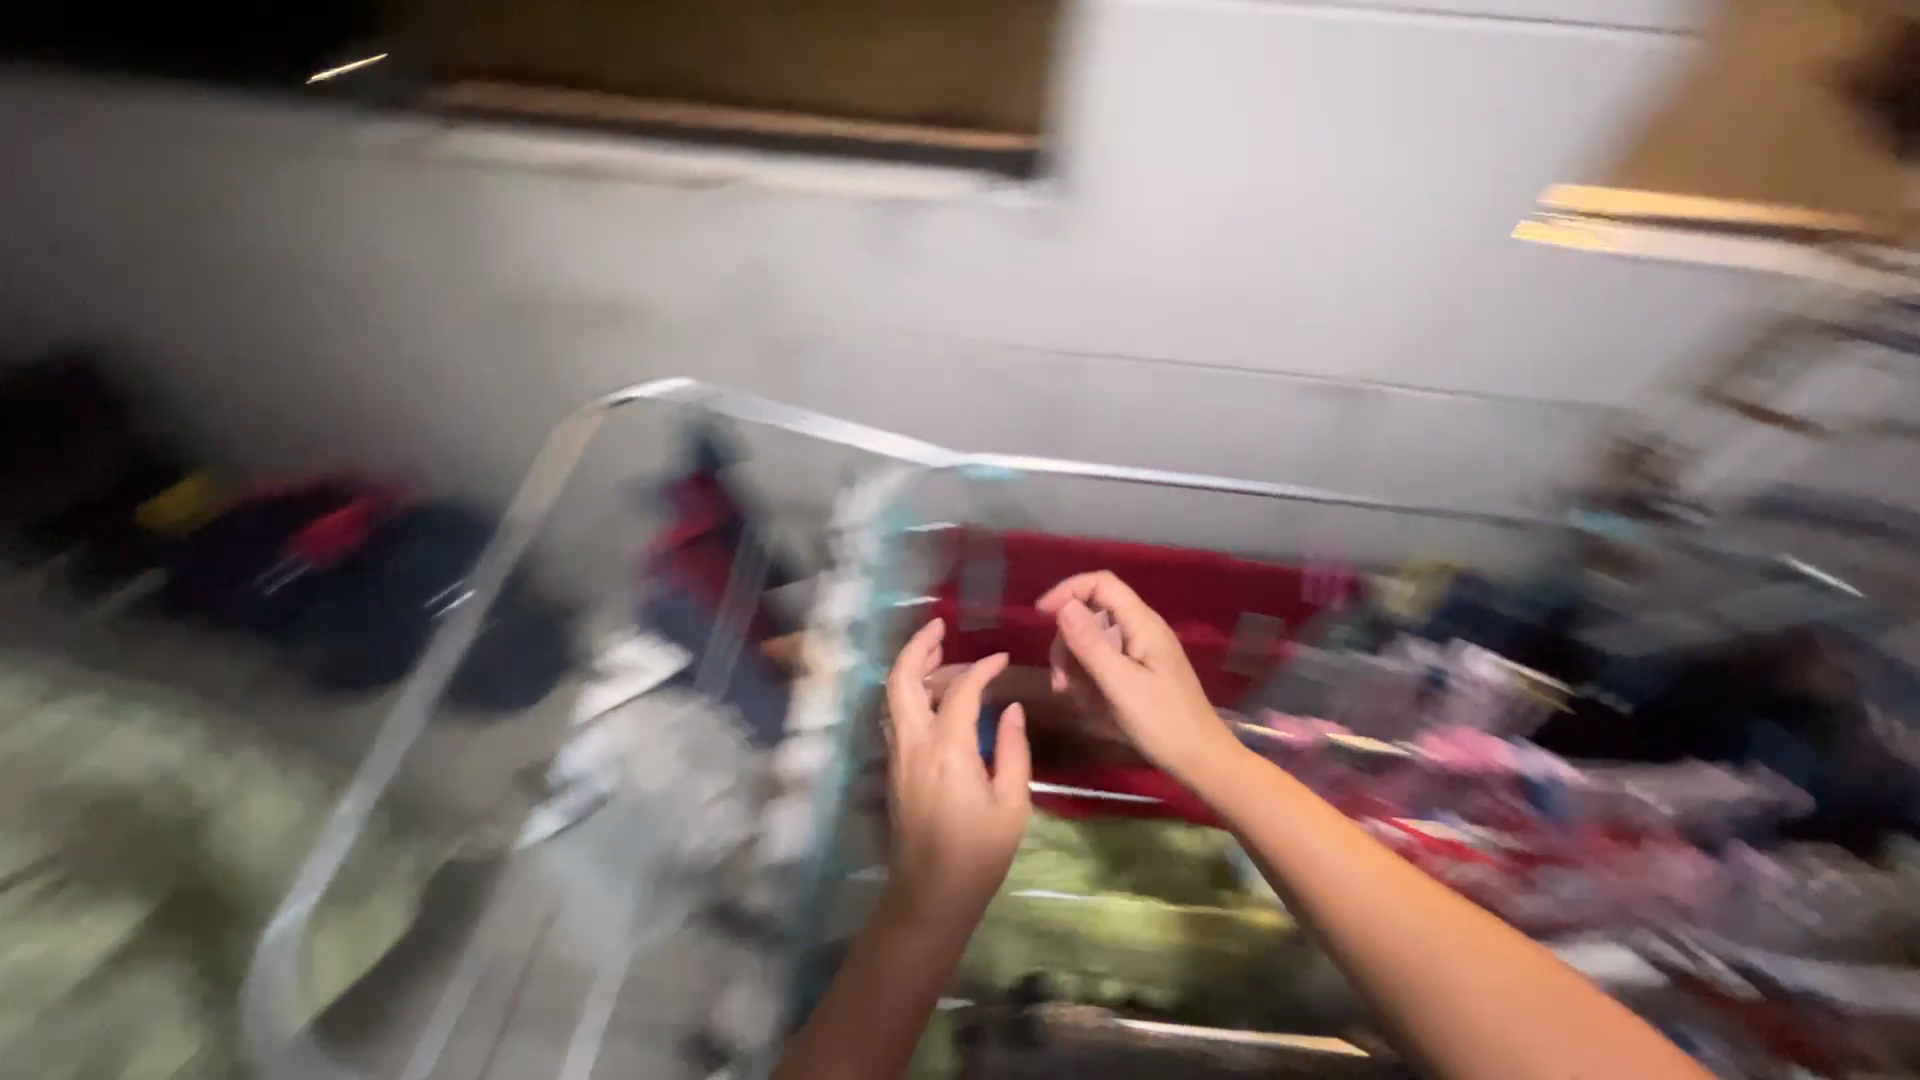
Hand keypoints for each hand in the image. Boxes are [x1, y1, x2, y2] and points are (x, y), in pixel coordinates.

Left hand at [882, 618, 1031, 922]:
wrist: (930, 895)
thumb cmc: (978, 853)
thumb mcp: (1012, 804)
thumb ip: (1014, 750)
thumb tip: (1012, 709)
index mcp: (947, 748)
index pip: (962, 690)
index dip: (982, 669)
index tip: (1001, 659)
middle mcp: (913, 743)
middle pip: (901, 679)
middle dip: (917, 647)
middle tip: (939, 628)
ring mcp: (897, 756)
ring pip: (892, 697)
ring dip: (910, 669)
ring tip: (936, 654)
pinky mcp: (893, 770)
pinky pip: (895, 717)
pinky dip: (908, 694)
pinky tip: (931, 696)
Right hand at [1037, 571, 1240, 779]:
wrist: (1200, 760)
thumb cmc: (1163, 723)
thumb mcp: (1120, 685)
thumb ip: (1091, 644)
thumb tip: (1064, 605)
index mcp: (1143, 625)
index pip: (1102, 584)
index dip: (1068, 591)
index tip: (1041, 615)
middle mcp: (1142, 629)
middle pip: (1093, 612)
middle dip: (1067, 638)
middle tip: (1059, 678)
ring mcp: (1141, 650)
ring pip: (1094, 637)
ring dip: (1074, 660)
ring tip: (1069, 692)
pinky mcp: (1139, 670)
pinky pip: (1104, 659)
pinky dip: (1087, 673)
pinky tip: (1085, 698)